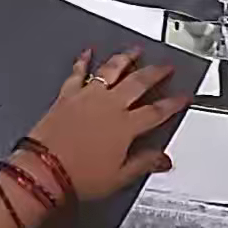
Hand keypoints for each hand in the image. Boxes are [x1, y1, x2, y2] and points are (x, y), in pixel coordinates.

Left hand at [24, 48, 193, 202]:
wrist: (44, 171)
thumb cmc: (78, 177)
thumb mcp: (119, 177)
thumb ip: (143, 163)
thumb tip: (163, 160)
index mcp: (126, 126)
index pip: (157, 111)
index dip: (173, 103)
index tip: (183, 96)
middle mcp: (109, 105)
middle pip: (139, 82)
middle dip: (156, 72)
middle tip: (166, 66)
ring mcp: (88, 96)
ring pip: (112, 70)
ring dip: (126, 58)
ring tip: (135, 51)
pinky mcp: (67, 95)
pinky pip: (78, 72)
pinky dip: (84, 60)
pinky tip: (88, 52)